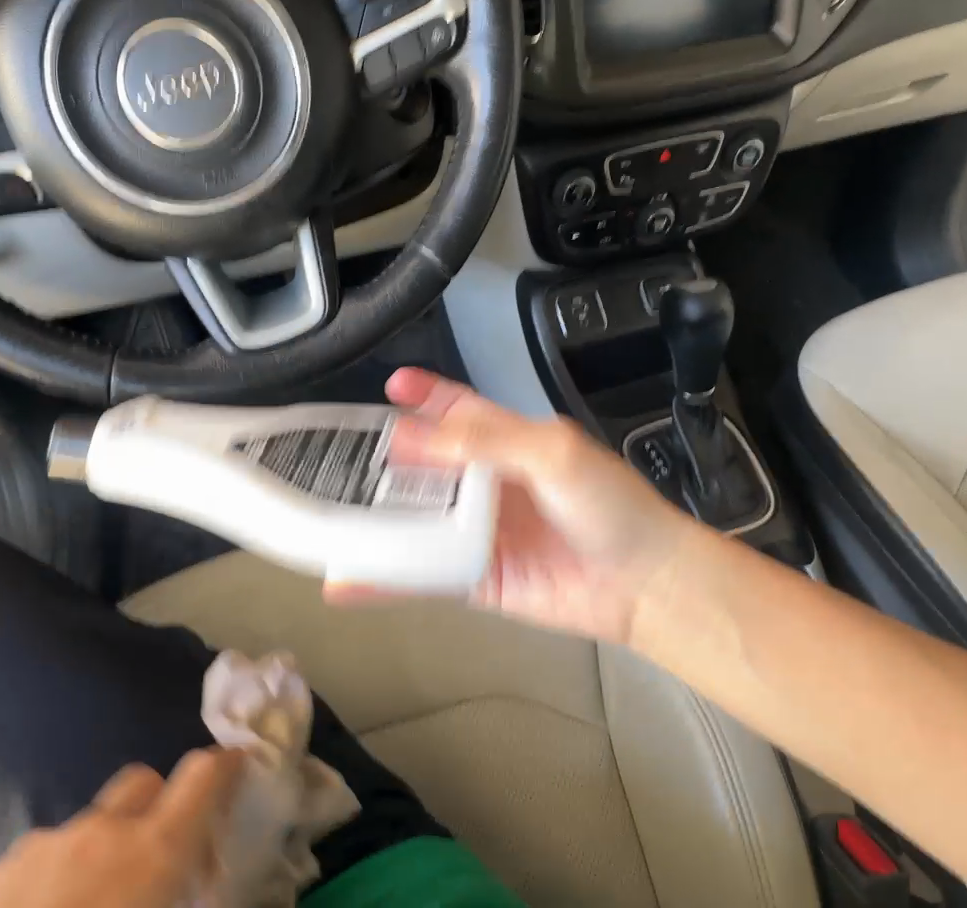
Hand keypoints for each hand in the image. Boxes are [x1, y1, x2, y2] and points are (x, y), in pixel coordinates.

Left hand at [0, 748, 242, 907]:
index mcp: (153, 852)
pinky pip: (33, 863)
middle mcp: (100, 834)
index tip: (237, 765)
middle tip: (159, 853)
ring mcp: (38, 849)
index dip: (225, 766)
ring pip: (84, 828)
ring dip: (96, 855)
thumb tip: (197, 888)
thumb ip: (187, 898)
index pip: (203, 776)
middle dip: (157, 804)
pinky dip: (46, 884)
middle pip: (142, 782)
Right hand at [336, 368, 710, 643]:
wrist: (643, 580)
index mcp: (510, 442)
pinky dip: (385, 578)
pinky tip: (347, 579)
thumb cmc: (610, 504)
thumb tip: (414, 436)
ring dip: (374, 520)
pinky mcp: (475, 578)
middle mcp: (488, 484)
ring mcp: (479, 532)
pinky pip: (422, 574)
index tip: (390, 386)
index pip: (458, 410)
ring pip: (415, 521)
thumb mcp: (552, 452)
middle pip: (424, 467)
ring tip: (323, 514)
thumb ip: (485, 440)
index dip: (425, 396)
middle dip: (384, 461)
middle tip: (332, 458)